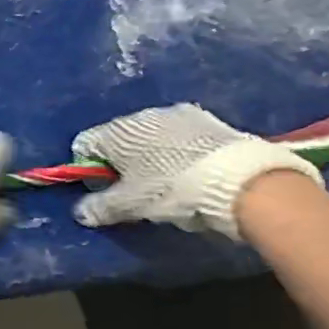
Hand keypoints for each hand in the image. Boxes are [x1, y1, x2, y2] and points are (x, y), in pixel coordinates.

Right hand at [71, 103, 322, 238]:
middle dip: (121, 162)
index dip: (90, 169)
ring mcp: (181, 115)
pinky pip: (180, 136)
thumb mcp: (128, 206)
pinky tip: (192, 171)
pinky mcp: (213, 120)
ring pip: (150, 137)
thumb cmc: (172, 190)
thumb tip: (81, 213)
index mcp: (116, 132)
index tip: (105, 189)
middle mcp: (144, 115)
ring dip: (150, 156)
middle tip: (136, 187)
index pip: (84, 145)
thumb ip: (98, 207)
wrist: (247, 183)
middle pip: (118, 139)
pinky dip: (178, 151)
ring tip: (168, 180)